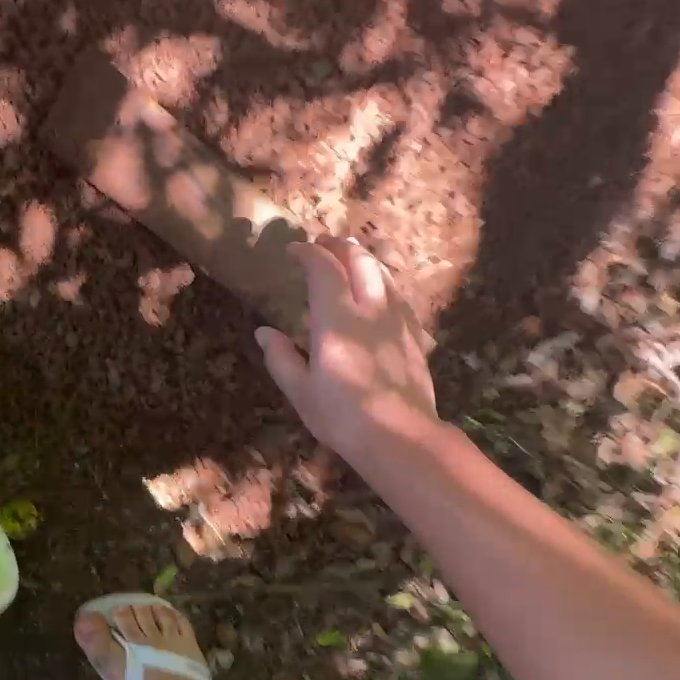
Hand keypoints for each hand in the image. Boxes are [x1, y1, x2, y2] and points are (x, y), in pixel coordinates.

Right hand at [255, 236, 439, 460]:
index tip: (292, 249)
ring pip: (384, 273)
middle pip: (360, 260)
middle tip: (322, 243)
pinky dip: (384, 282)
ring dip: (365, 258)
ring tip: (351, 256)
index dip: (307, 254)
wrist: (398, 435)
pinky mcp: (414, 335)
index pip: (323, 270)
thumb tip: (264, 332)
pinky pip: (399, 295)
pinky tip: (380, 291)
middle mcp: (371, 309)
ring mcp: (398, 320)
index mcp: (336, 319)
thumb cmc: (340, 416)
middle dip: (340, 246)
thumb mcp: (300, 390)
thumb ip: (281, 357)